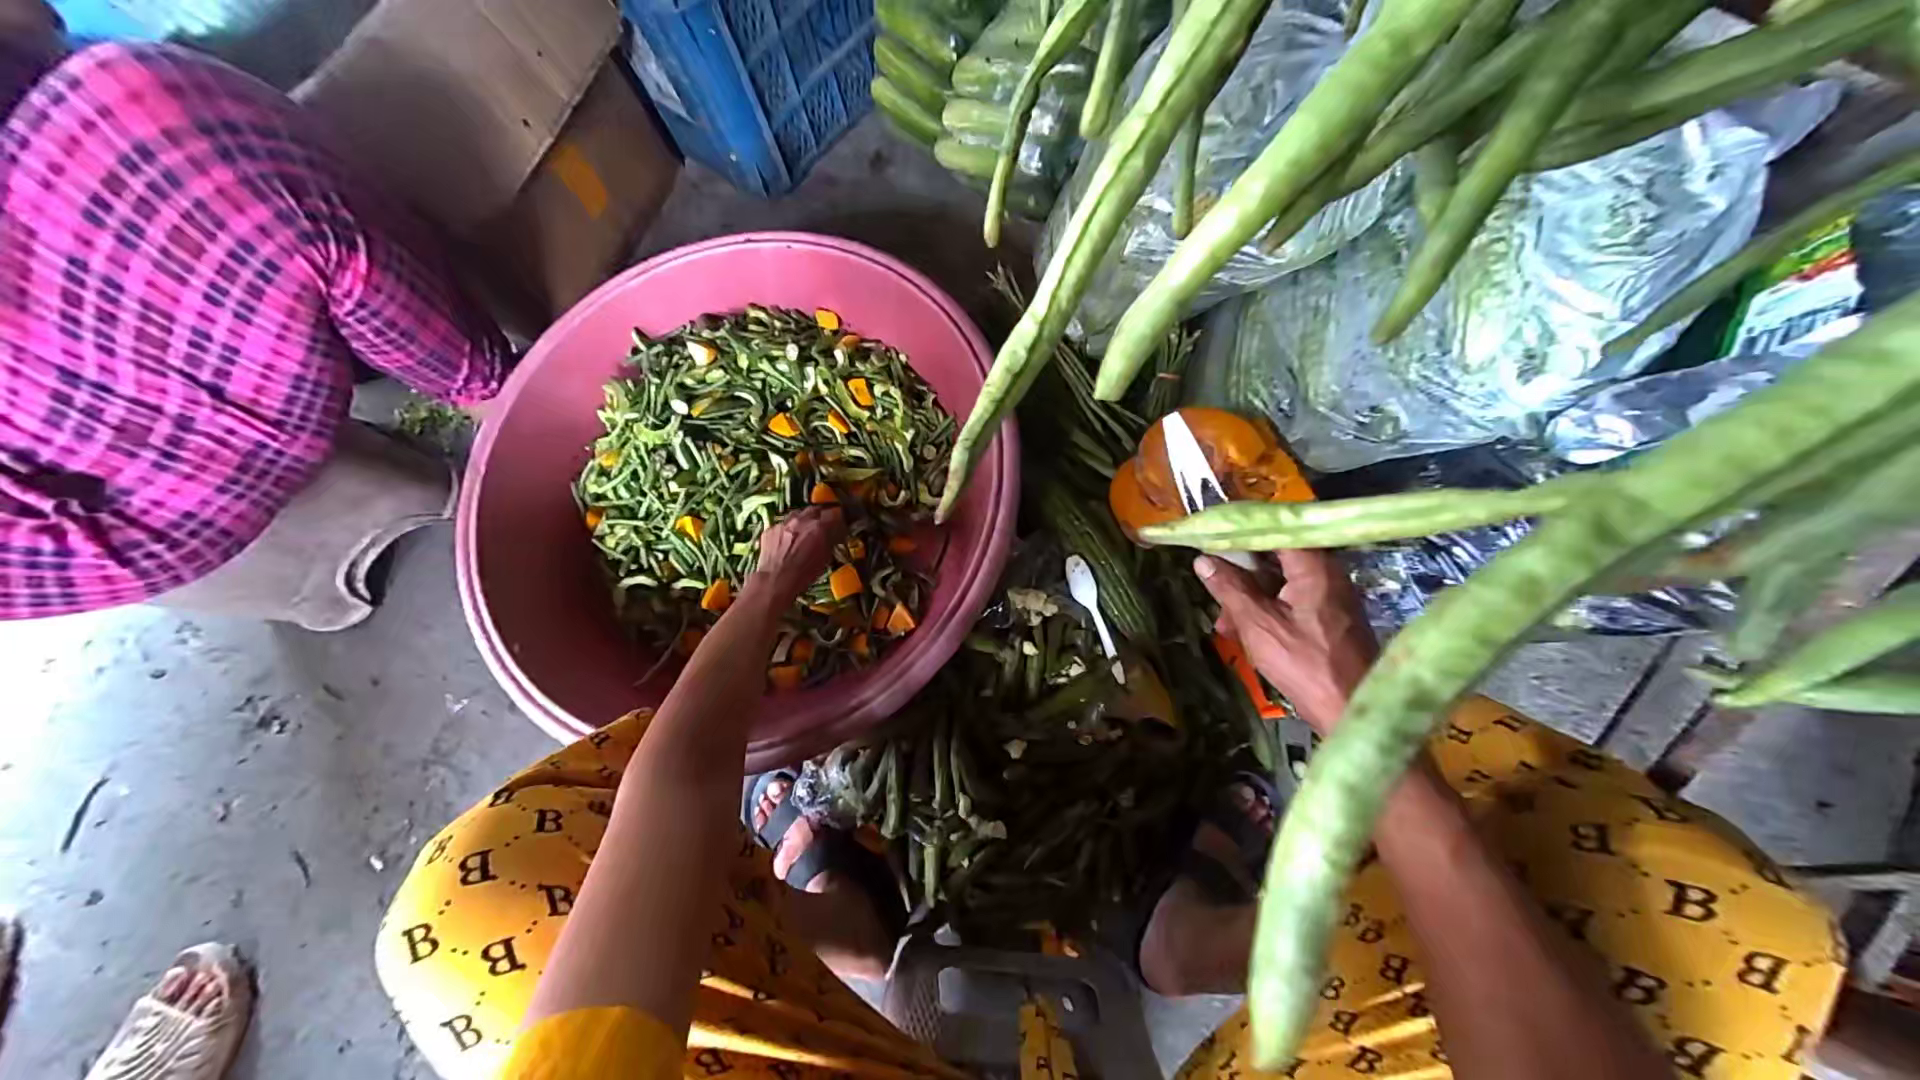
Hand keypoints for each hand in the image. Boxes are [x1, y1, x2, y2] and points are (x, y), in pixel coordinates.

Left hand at [749, 507, 845, 603]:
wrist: (775, 581)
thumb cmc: (804, 574)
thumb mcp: (825, 558)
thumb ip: (831, 540)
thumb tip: (836, 533)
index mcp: (819, 527)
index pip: (834, 513)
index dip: (838, 519)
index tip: (839, 524)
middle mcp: (801, 520)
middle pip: (815, 509)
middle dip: (820, 516)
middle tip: (823, 525)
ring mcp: (784, 523)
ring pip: (798, 514)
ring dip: (803, 520)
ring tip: (804, 530)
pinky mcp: (771, 529)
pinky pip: (783, 524)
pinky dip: (788, 530)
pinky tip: (788, 540)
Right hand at [1194, 550, 1377, 735]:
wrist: (1351, 709)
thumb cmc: (1305, 664)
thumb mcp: (1257, 624)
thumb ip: (1230, 588)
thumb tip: (1203, 560)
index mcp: (1314, 567)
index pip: (1274, 530)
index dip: (1241, 532)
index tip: (1212, 537)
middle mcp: (1327, 574)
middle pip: (1275, 557)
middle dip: (1240, 572)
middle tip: (1212, 587)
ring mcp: (1330, 596)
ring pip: (1280, 582)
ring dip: (1249, 597)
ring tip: (1224, 624)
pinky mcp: (1329, 618)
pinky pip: (1291, 601)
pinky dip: (1266, 610)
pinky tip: (1244, 632)